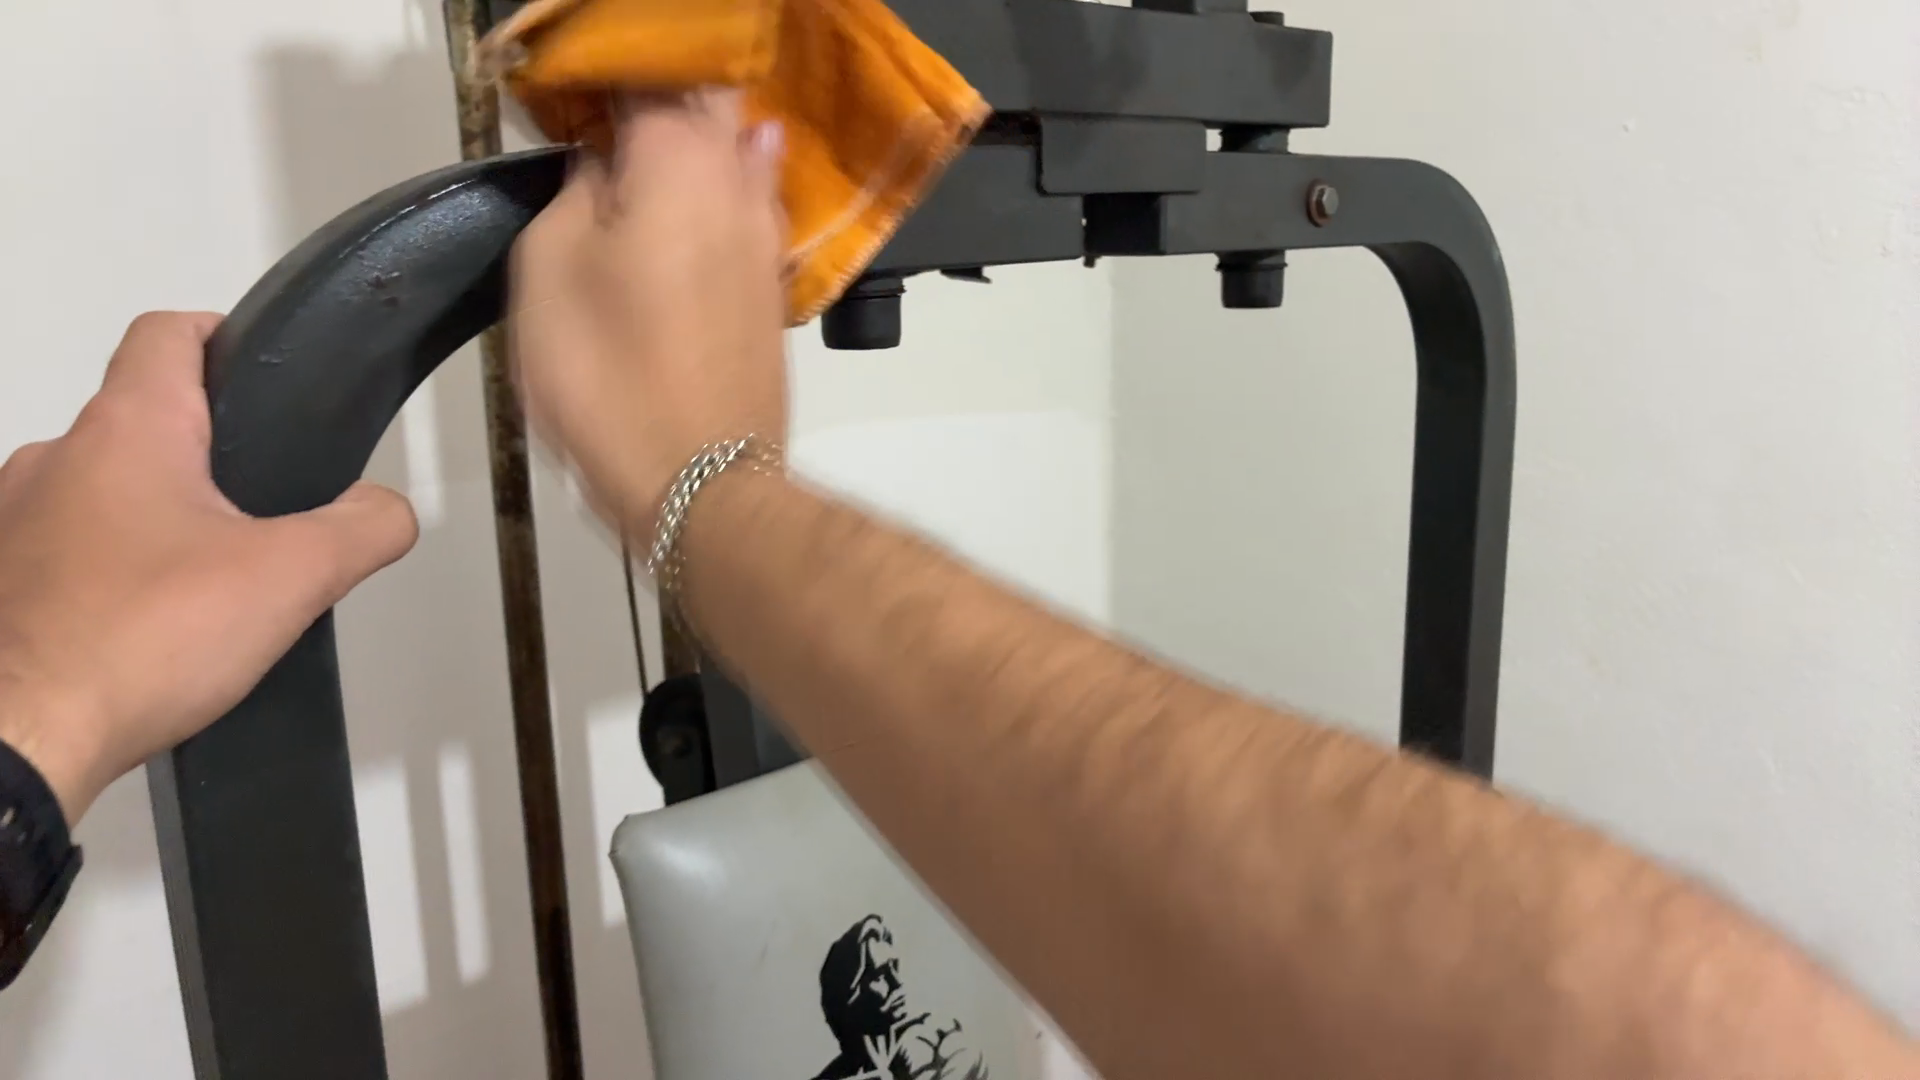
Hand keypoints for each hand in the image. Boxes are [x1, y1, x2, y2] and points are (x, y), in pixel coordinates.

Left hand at [0, 312, 417, 823]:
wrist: (8, 746)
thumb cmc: (144, 637)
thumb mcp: (299, 573)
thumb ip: (368, 525)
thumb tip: (388, 509)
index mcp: (125, 437)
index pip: (168, 338)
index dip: (227, 334)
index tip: (273, 365)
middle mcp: (50, 465)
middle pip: (150, 422)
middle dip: (221, 452)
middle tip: (283, 502)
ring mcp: (11, 525)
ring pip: (114, 490)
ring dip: (175, 513)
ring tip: (232, 573)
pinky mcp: (3, 586)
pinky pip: (81, 548)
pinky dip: (132, 563)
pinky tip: (170, 616)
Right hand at [508, 89, 788, 540]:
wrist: (701, 480)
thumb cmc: (613, 380)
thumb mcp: (549, 269)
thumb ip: (574, 193)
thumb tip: (601, 167)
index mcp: (681, 165)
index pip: (650, 81)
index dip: (607, 84)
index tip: (571, 105)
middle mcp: (742, 197)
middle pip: (710, 115)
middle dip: (661, 110)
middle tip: (609, 129)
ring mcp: (768, 252)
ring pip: (739, 169)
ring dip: (697, 153)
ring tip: (646, 160)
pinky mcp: (774, 303)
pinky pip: (749, 228)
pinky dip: (721, 209)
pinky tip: (693, 217)